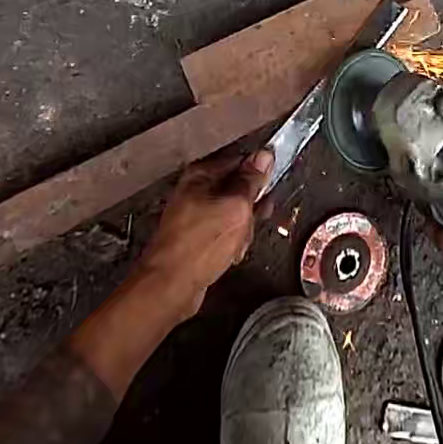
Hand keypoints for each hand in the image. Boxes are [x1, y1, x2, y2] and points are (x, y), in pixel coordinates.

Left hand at [134, 148, 271, 313]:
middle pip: (238, 189)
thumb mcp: (236, 207)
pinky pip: (224, 232)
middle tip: (250, 222)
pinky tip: (230, 254)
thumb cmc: (200, 244)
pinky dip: (232, 242)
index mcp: (201, 174)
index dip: (259, 173)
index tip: (272, 183)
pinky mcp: (197, 236)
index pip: (240, 160)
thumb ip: (251, 181)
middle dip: (250, 208)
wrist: (170, 287)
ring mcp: (194, 214)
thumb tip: (264, 156)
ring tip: (237, 243)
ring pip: (234, 213)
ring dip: (243, 229)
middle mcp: (195, 190)